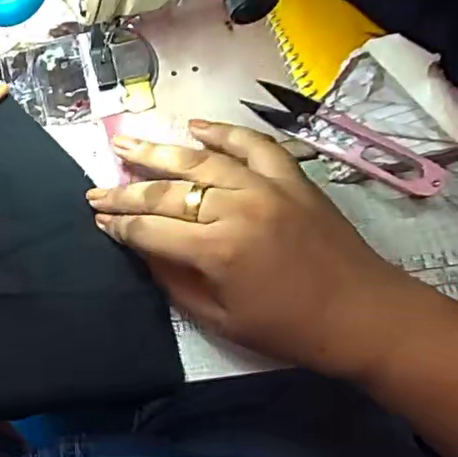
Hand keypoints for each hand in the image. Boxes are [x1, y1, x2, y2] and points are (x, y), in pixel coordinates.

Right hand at [87, 120, 434, 378]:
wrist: (364, 315)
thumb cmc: (287, 329)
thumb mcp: (218, 319)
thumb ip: (173, 280)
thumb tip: (141, 249)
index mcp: (216, 251)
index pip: (150, 231)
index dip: (118, 226)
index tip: (96, 220)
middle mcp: (236, 209)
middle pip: (166, 193)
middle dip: (124, 193)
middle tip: (93, 189)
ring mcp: (266, 187)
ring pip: (200, 161)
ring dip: (157, 151)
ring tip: (124, 141)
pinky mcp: (291, 179)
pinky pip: (252, 145)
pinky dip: (223, 133)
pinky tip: (195, 127)